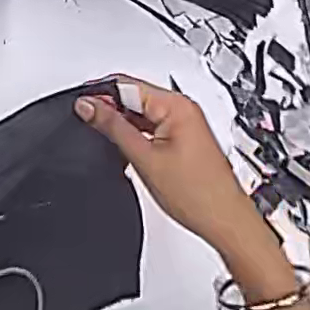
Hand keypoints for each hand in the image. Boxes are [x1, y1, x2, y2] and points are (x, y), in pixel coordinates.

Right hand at [74, 76, 292, 298]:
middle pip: (133, 95)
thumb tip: (88, 105)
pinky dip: (136, 134)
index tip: (82, 108)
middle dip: (110, 109)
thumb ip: (112, 126)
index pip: (126, 85)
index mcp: (176, 105)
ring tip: (109, 141)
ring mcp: (185, 123)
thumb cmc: (199, 195)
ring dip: (123, 123)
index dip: (100, 96)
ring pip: (141, 111)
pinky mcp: (184, 137)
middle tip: (91, 124)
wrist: (227, 225)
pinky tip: (128, 149)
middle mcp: (183, 108)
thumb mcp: (144, 157)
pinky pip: (151, 125)